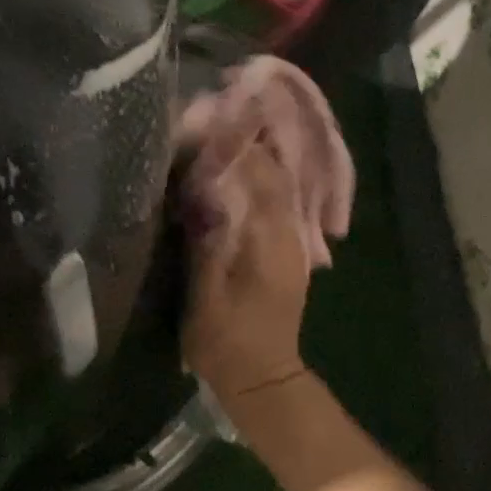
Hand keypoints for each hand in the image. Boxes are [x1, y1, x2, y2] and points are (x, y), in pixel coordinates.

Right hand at [177, 114, 312, 400]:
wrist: (261, 377)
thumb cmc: (226, 340)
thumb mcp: (205, 294)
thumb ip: (206, 240)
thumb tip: (200, 190)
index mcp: (271, 238)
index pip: (258, 173)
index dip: (232, 143)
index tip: (203, 118)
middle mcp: (289, 231)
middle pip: (274, 169)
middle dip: (246, 138)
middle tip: (211, 113)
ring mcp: (290, 239)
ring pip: (278, 181)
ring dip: (253, 154)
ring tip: (219, 129)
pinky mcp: (283, 248)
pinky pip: (274, 198)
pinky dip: (256, 176)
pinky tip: (232, 168)